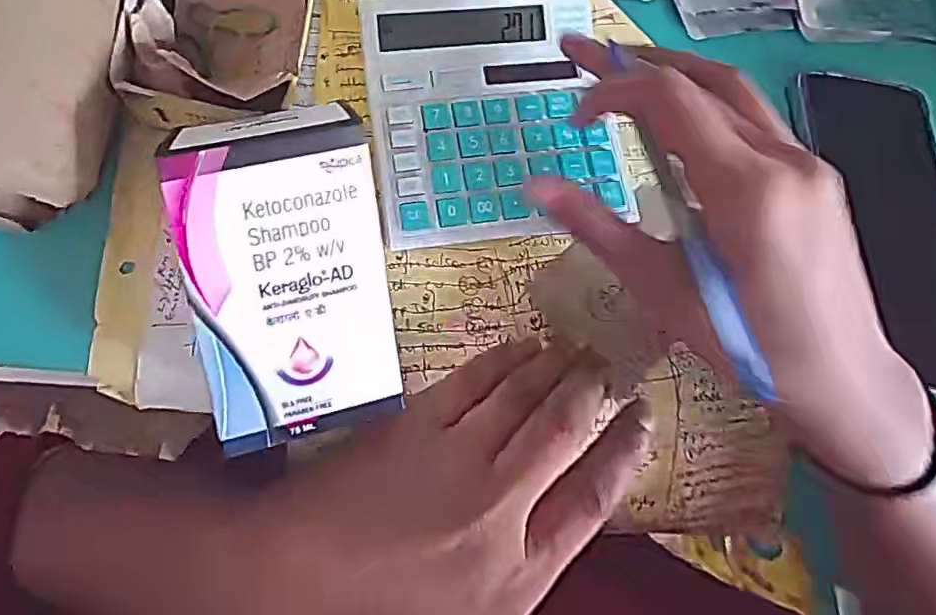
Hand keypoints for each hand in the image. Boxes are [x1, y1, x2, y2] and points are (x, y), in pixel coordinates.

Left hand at [247, 338, 652, 614]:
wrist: (295, 579)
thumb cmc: (384, 606)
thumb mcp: (473, 611)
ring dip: (553, 367)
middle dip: (591, 390)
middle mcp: (496, 509)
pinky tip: (521, 347)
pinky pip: (474, 380)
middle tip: (608, 363)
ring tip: (573, 348)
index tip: (640, 417)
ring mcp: (454, 458)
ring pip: (521, 397)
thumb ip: (521, 560)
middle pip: (562, 431)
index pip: (593, 498)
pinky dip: (504, 360)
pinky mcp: (416, 424)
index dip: (624, 452)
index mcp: (517, 572)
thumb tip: (558, 505)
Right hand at [528, 35, 932, 488]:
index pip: (671, 99)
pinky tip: (677, 125)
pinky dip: (704, 103)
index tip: (577, 116)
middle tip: (585, 51)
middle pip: (704, 78)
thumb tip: (537, 186)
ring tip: (624, 72)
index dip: (614, 90)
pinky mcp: (814, 174)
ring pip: (733, 90)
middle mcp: (785, 159)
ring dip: (674, 74)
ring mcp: (807, 163)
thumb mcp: (662, 290)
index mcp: (747, 186)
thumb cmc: (750, 348)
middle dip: (637, 60)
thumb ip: (597, 227)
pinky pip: (751, 117)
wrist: (849, 385)